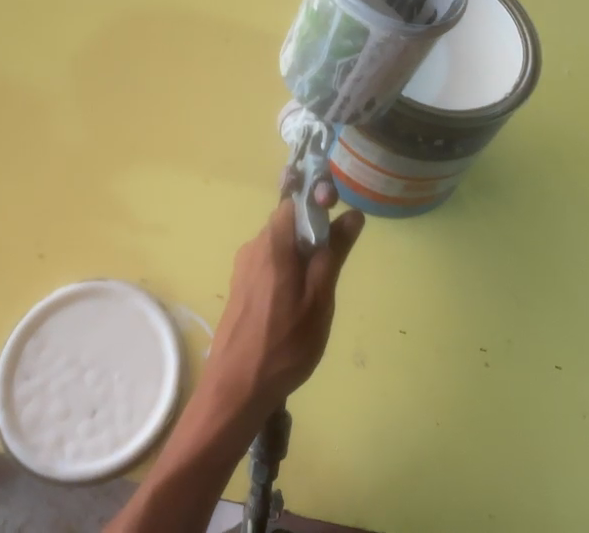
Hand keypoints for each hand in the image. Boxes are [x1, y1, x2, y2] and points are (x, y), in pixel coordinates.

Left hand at [200, 196, 363, 419]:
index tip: (337, 217)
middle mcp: (254, 247)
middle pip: (288, 223)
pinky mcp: (241, 288)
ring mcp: (244, 268)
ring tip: (318, 293)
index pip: (295, 200)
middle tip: (334, 266)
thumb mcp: (320, 297)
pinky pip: (269, 265)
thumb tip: (351, 214)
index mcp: (273, 243)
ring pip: (280, 246)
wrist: (236, 388)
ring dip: (302, 257)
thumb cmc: (285, 343)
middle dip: (314, 234)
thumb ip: (334, 252)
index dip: (317, 200)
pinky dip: (288, 273)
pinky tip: (296, 305)